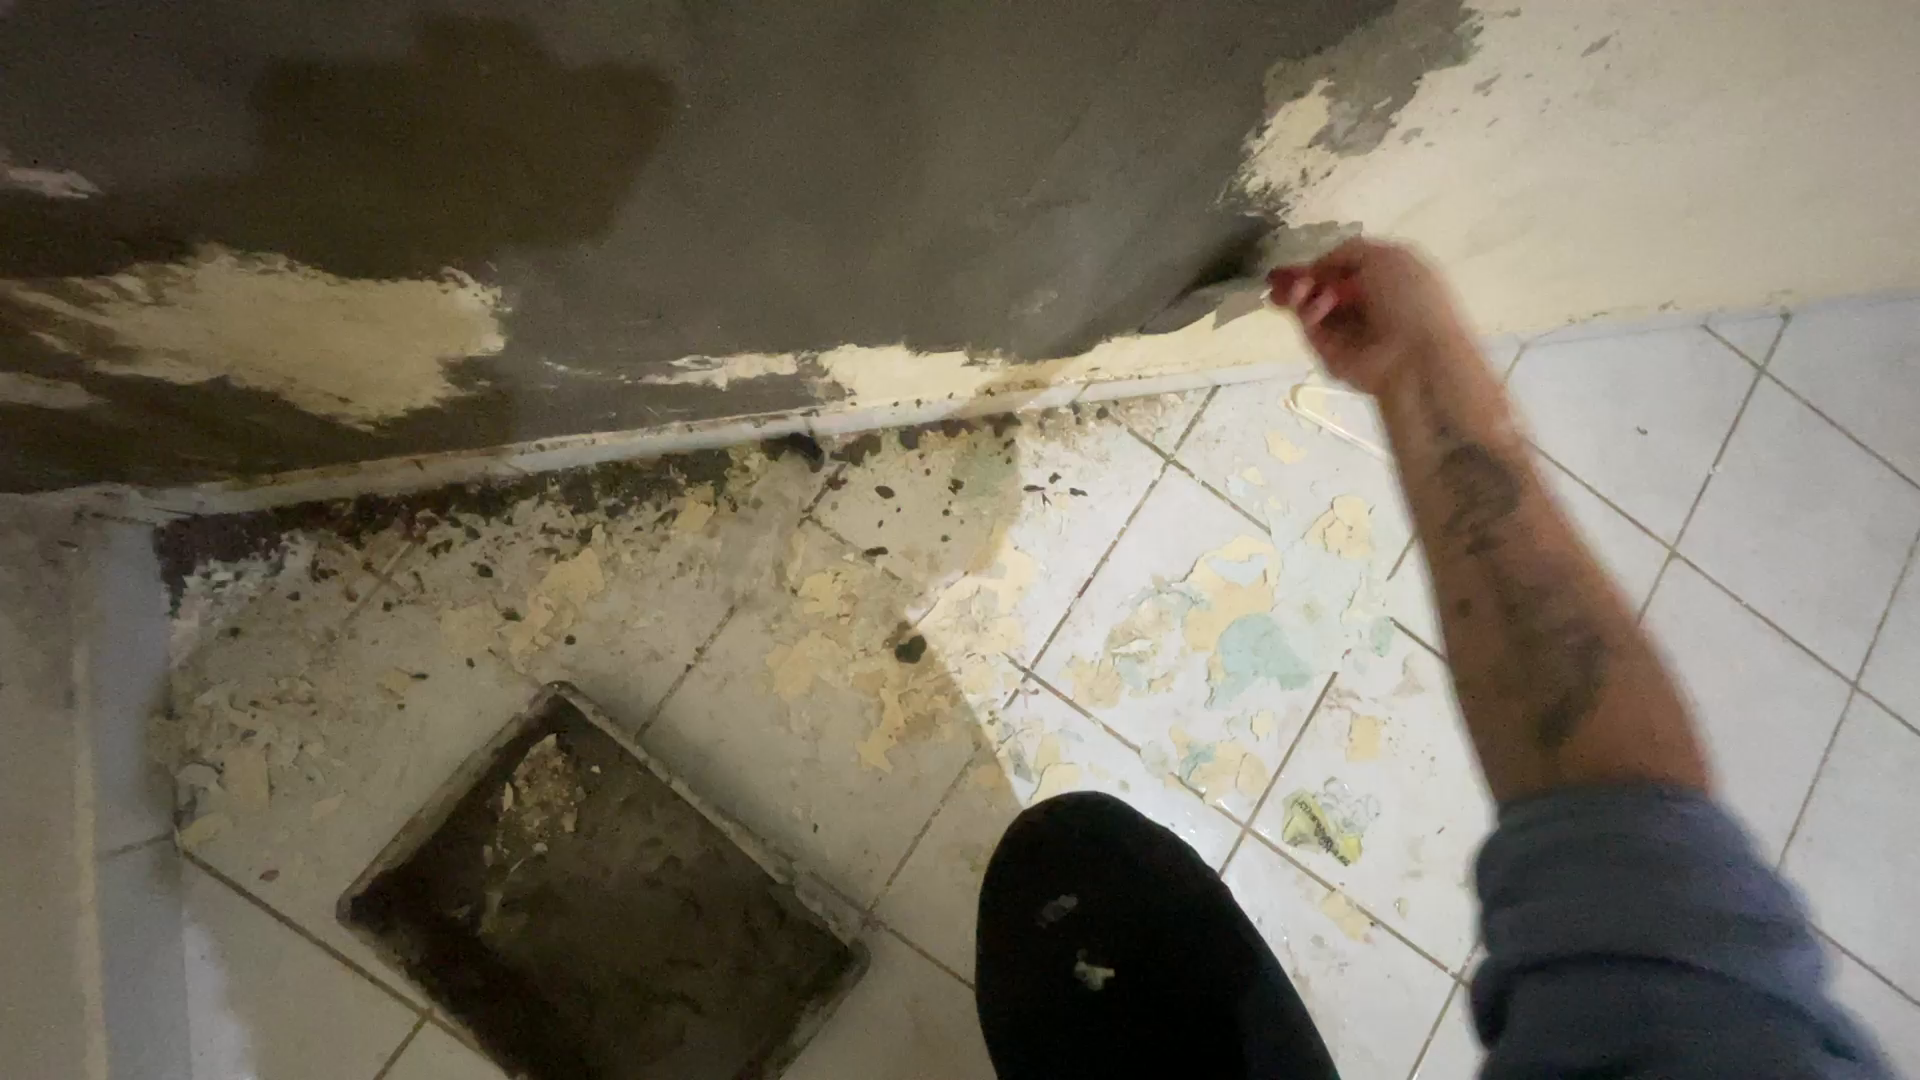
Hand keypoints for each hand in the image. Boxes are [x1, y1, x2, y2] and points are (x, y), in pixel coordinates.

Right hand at [1269, 237, 1475, 395]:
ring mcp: (1342, 326)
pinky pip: (1308, 325)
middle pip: (1318, 285)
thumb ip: (1348, 252)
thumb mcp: (1387, 257)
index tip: (1294, 259)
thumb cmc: (1410, 299)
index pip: (1341, 266)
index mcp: (1382, 275)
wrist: (1413, 354)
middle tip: (1278, 277)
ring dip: (1299, 292)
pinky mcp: (1325, 349)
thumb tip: (1316, 266)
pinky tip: (1314, 308)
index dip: (1318, 261)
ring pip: (1308, 304)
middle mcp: (1360, 300)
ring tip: (1300, 289)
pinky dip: (1305, 312)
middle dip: (1298, 277)